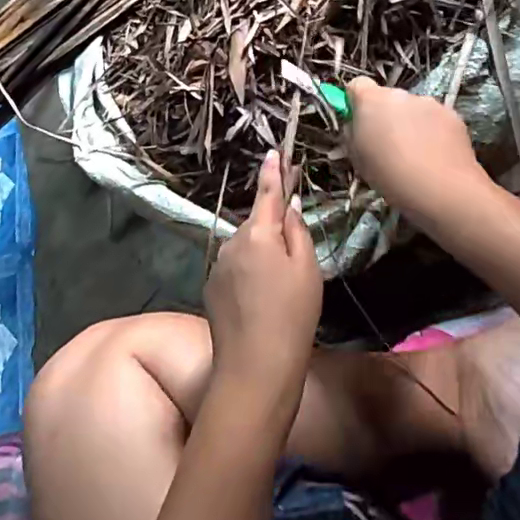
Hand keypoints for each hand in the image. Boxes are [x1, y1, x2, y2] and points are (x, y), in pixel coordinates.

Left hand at [204, 151, 321, 403]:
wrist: (255, 367)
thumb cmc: (293, 316)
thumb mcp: (307, 271)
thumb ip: (297, 232)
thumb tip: (289, 204)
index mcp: (259, 233)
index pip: (267, 193)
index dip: (273, 171)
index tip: (274, 152)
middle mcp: (233, 242)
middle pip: (257, 224)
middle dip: (273, 227)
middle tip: (295, 253)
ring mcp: (218, 265)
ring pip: (246, 248)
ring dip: (261, 254)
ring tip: (281, 288)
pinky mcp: (211, 287)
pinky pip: (235, 268)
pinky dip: (248, 274)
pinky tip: (261, 301)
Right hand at [343, 77, 489, 218]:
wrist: (441, 189)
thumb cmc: (388, 175)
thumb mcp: (356, 157)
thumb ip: (353, 133)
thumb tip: (356, 124)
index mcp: (371, 100)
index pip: (357, 84)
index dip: (356, 101)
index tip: (359, 122)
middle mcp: (400, 95)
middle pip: (387, 98)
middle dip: (386, 115)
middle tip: (388, 144)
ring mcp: (429, 103)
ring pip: (413, 109)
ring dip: (410, 123)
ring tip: (415, 154)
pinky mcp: (453, 115)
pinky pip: (435, 119)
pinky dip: (432, 132)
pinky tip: (435, 156)